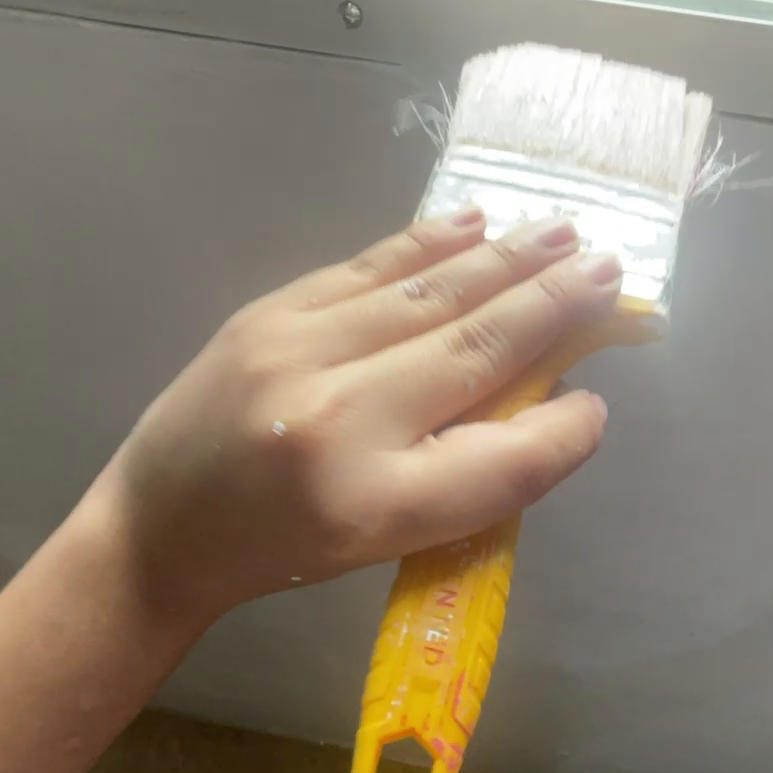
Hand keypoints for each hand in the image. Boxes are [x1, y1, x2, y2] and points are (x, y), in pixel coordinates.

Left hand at [80, 207, 622, 625]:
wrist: (161, 525)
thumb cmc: (281, 549)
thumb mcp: (382, 539)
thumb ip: (465, 477)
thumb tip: (544, 400)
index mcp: (374, 507)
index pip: (503, 462)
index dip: (563, 430)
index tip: (597, 402)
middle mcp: (340, 424)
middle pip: (475, 352)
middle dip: (553, 307)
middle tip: (611, 271)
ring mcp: (296, 355)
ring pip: (430, 295)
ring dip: (506, 260)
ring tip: (565, 233)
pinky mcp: (266, 314)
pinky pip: (368, 268)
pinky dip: (431, 243)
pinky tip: (477, 223)